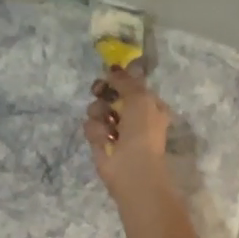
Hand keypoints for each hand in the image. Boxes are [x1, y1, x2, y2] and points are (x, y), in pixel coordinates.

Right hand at [84, 65, 171, 195]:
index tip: (109, 76)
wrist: (132, 168)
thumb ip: (126, 81)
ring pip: (97, 109)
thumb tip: (113, 69)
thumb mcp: (140, 98)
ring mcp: (114, 129)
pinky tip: (104, 141)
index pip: (130, 85)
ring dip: (99, 114)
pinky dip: (96, 132)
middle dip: (103, 93)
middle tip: (98, 91)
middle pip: (109, 95)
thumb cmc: (143, 131)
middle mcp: (132, 115)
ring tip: (108, 125)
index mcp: (148, 105)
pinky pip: (90, 127)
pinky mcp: (100, 142)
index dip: (119, 79)